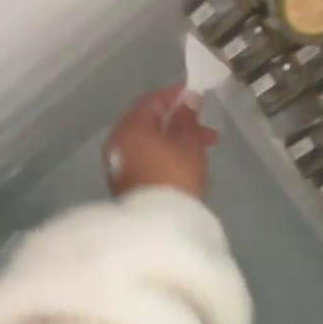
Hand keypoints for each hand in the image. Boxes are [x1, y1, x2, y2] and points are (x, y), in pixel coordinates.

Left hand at [106, 85, 219, 199]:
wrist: (156, 227)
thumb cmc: (175, 177)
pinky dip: (161, 154)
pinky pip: (142, 157)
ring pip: (146, 141)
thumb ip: (187, 118)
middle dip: (177, 121)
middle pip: (148, 121)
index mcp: (131, 126)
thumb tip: (187, 98)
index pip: (152, 100)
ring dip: (172, 140)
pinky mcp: (121, 182)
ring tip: (201, 149)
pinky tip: (181, 163)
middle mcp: (118, 140)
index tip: (196, 97)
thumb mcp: (189, 145)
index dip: (175, 96)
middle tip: (205, 129)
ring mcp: (117, 162)